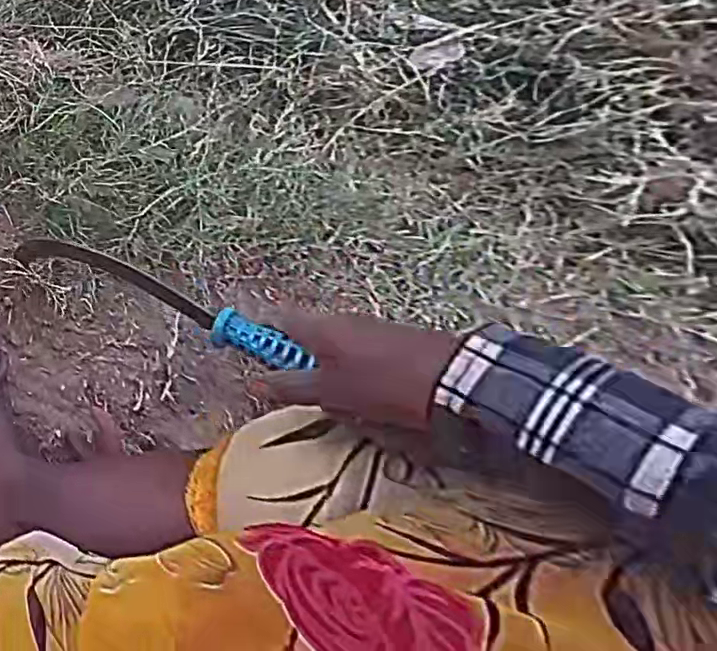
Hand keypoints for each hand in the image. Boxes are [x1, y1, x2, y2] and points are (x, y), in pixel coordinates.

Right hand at [248, 309, 461, 431]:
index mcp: (313, 326)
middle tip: (310, 389)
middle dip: (302, 359)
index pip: (272, 321)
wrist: (461, 380)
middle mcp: (337, 319)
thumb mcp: (330, 392)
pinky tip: (377, 392)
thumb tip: (254, 384)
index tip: (260, 357)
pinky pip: (363, 350)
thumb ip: (290, 386)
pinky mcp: (397, 337)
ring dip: (332, 366)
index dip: (261, 336)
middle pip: (304, 334)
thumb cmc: (381, 384)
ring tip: (348, 397)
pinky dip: (359, 367)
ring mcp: (369, 326)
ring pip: (335, 343)